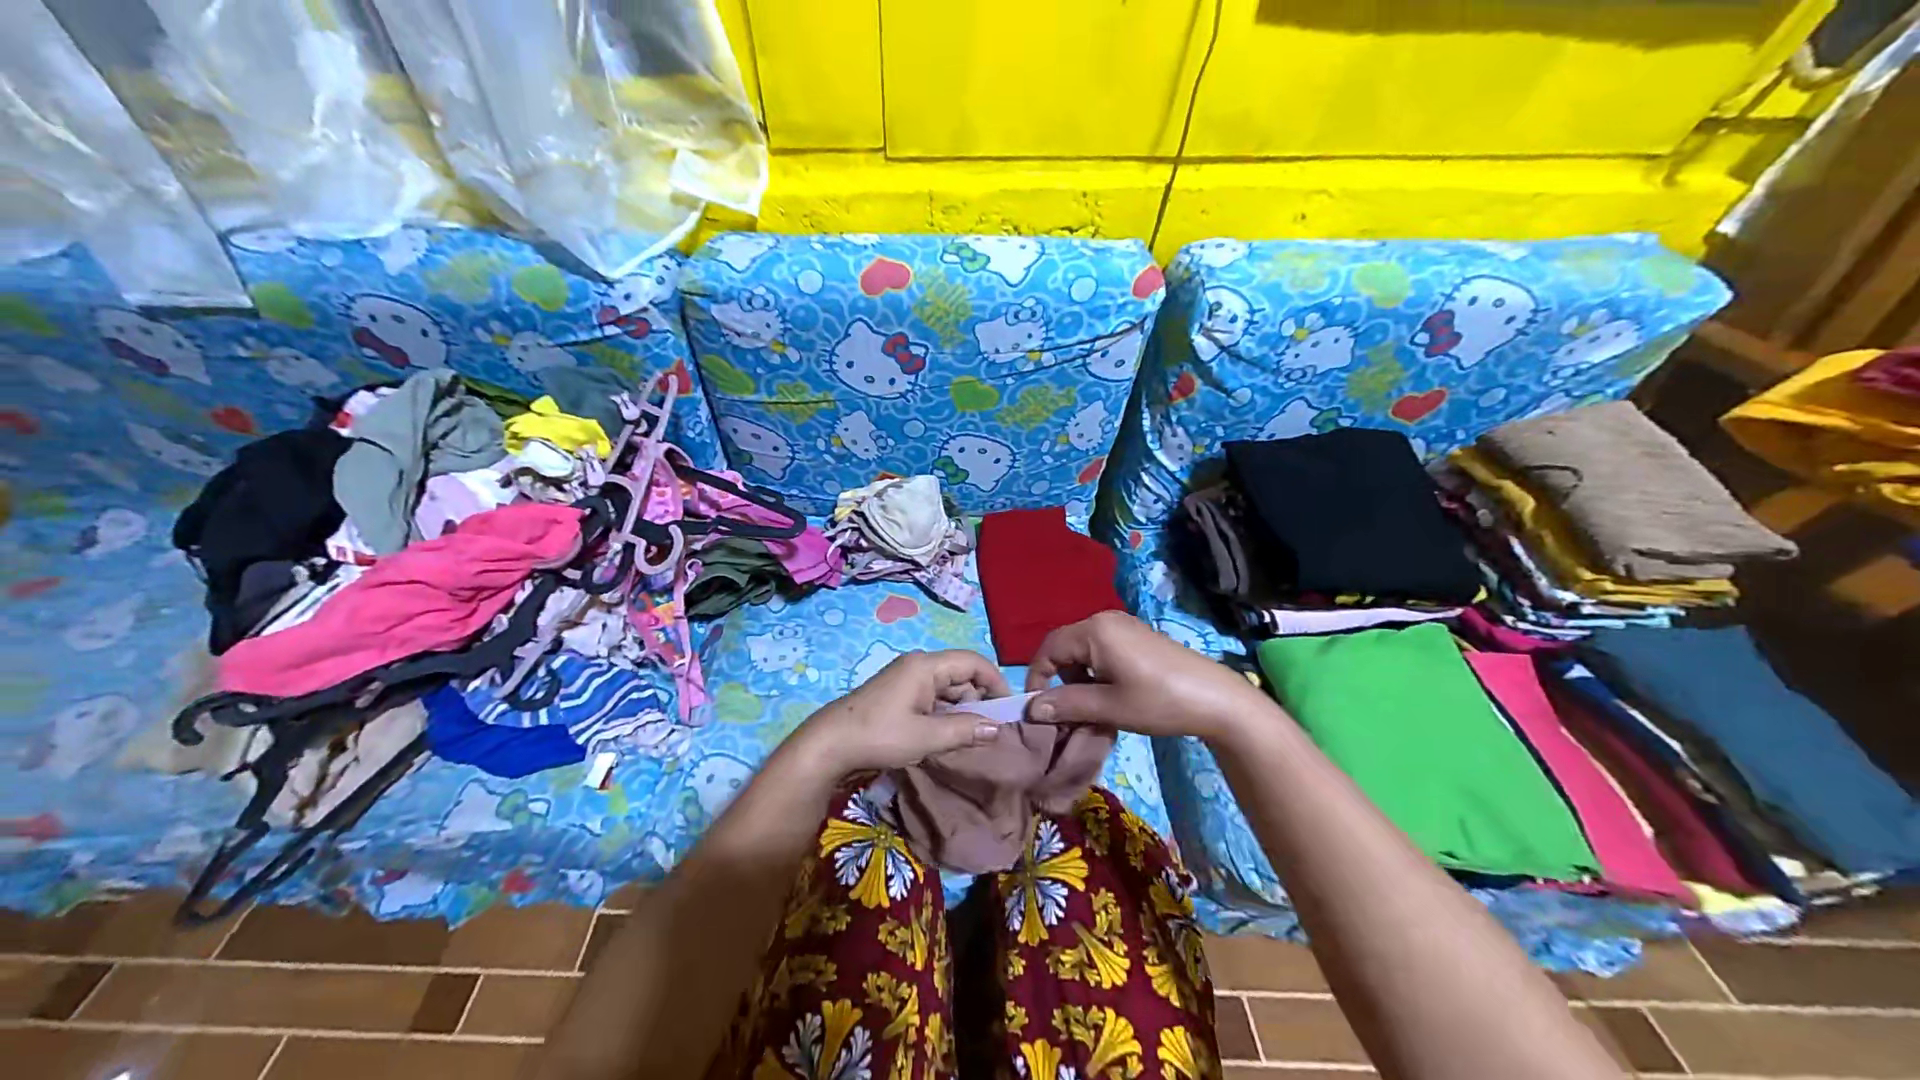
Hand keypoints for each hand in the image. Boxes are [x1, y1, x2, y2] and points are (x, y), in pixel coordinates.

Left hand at [796, 649, 1010, 777]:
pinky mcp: (898, 694)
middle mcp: (918, 665)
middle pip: (961, 674)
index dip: (996, 682)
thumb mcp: (927, 737)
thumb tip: (997, 728)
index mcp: (926, 665)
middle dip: (978, 699)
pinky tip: (945, 735)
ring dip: (961, 709)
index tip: (1007, 710)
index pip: (974, 662)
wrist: (830, 744)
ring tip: (968, 737)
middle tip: (987, 730)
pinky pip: (932, 697)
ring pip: (948, 688)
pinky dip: (944, 713)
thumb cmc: (880, 735)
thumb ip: (965, 730)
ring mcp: (906, 678)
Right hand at [1025, 611, 1278, 742]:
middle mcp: (1105, 620)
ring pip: (1083, 651)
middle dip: (1060, 680)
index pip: (1048, 648)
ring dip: (1079, 679)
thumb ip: (1066, 704)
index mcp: (1095, 630)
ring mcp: (1124, 626)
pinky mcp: (1138, 637)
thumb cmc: (1159, 701)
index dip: (1037, 677)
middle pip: (1065, 647)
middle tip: (1068, 712)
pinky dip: (1096, 673)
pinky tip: (1112, 697)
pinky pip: (1102, 651)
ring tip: (1093, 709)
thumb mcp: (1108, 707)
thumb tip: (1031, 707)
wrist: (1217, 700)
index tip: (1038, 709)